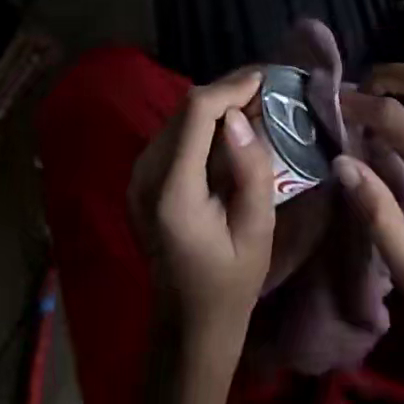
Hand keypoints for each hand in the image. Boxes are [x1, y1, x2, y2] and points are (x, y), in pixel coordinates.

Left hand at [129, 68, 276, 403]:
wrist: (188, 324)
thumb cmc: (230, 284)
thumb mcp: (257, 233)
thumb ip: (251, 172)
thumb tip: (240, 117)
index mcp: (172, 190)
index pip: (195, 115)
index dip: (230, 88)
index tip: (265, 78)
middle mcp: (145, 173)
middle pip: (184, 110)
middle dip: (226, 91)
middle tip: (266, 86)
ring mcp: (137, 175)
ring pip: (178, 117)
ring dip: (215, 104)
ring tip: (255, 100)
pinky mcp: (141, 177)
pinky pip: (173, 134)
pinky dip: (203, 123)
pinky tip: (231, 126)